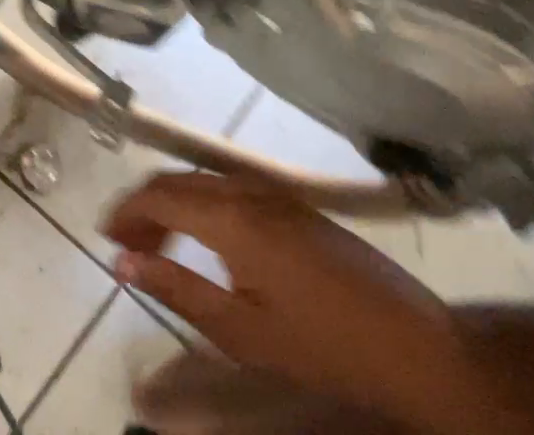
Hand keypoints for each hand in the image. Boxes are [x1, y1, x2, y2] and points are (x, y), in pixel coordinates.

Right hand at [104, 172, 506, 432]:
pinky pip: (235, 190)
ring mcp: (282, 199)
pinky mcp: (304, 211)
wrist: (426, 354)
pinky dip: (206, 205)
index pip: (159, 195)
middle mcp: (253, 194)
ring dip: (175, 203)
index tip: (106, 237)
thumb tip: (122, 261)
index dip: (125, 211)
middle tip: (128, 243)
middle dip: (145, 205)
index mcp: (233, 219)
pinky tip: (209, 240)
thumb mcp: (240, 331)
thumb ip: (175, 288)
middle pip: (180, 180)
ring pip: (208, 182)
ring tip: (162, 242)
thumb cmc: (325, 347)